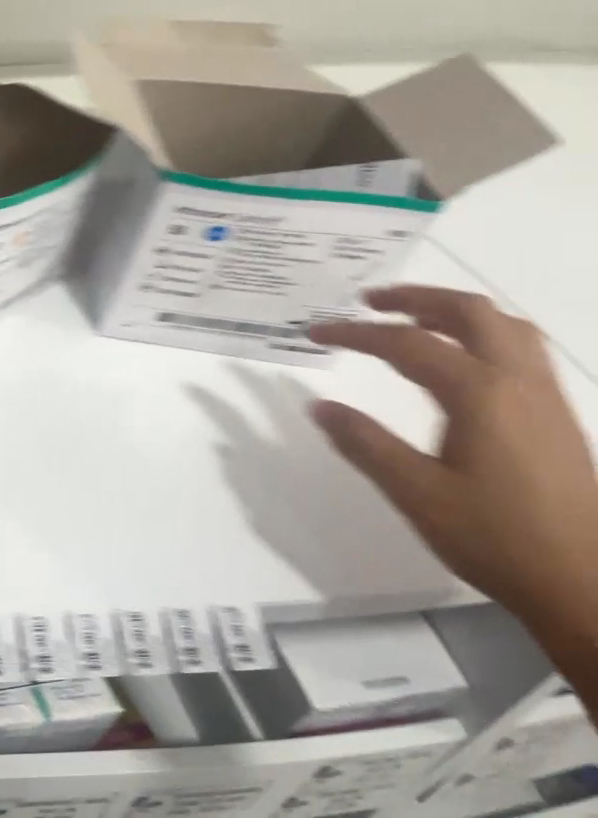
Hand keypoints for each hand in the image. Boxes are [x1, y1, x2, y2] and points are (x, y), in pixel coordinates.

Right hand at [310, 287, 597, 630]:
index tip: (314, 333)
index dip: (355, 332)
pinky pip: (521, 354)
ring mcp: (546, 402)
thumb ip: (364, 443)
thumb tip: (320, 406)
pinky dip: (481, 337)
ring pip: (507, 330)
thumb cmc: (495, 537)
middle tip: (370, 302)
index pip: (408, 343)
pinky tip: (456, 362)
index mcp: (481, 396)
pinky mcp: (556, 420)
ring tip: (412, 319)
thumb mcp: (414, 492)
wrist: (586, 584)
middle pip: (473, 315)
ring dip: (455, 313)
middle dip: (418, 299)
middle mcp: (520, 386)